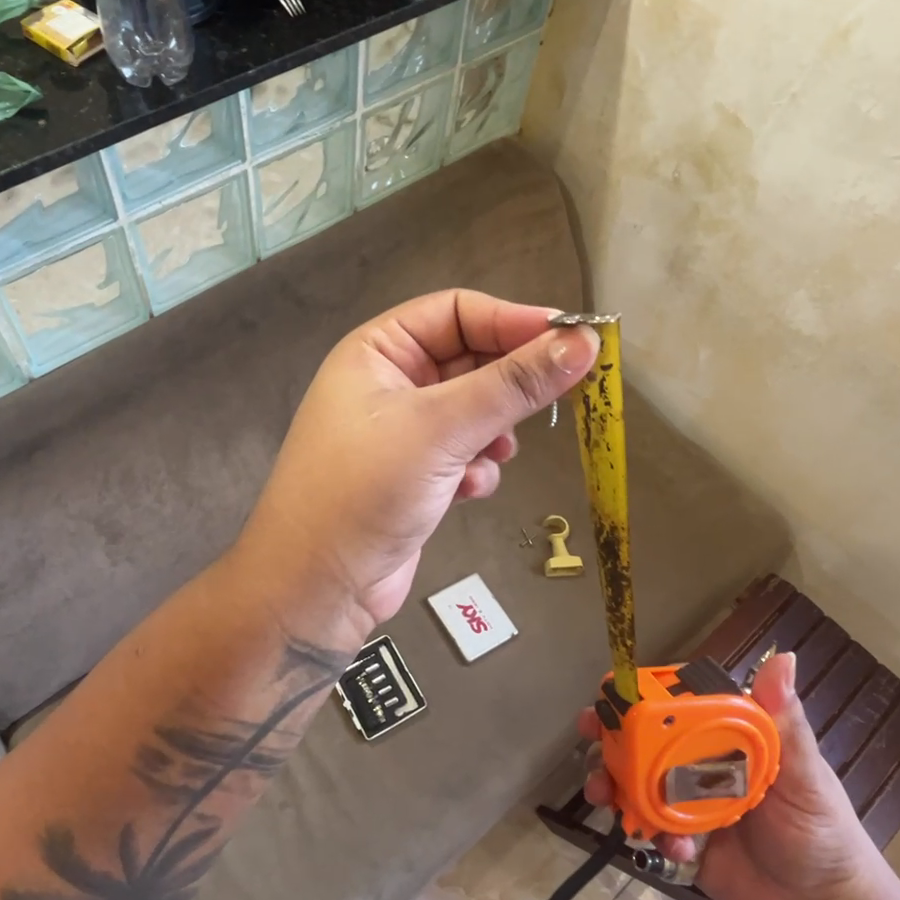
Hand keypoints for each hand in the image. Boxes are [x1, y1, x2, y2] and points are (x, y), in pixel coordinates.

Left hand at [240, 290, 598, 624]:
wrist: (316, 587)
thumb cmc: (365, 490)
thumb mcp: (442, 428)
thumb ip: (513, 385)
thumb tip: (583, 341)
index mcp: (378, 351)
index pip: (457, 312)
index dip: (514, 321)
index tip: (574, 338)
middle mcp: (388, 383)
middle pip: (470, 360)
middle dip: (507, 385)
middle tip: (561, 396)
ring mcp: (401, 432)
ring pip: (473, 411)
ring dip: (493, 431)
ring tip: (495, 453)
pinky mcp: (414, 476)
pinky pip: (463, 454)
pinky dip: (475, 468)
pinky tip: (468, 489)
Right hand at [578, 653, 888, 899]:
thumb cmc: (822, 833)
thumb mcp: (806, 775)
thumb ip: (785, 723)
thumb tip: (783, 658)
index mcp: (725, 738)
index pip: (676, 704)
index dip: (641, 694)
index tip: (611, 690)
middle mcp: (697, 763)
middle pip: (641, 738)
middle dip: (609, 734)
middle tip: (589, 733)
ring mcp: (682, 802)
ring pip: (632, 779)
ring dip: (611, 780)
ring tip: (603, 792)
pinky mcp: (676, 840)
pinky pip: (647, 827)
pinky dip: (648, 832)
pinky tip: (670, 846)